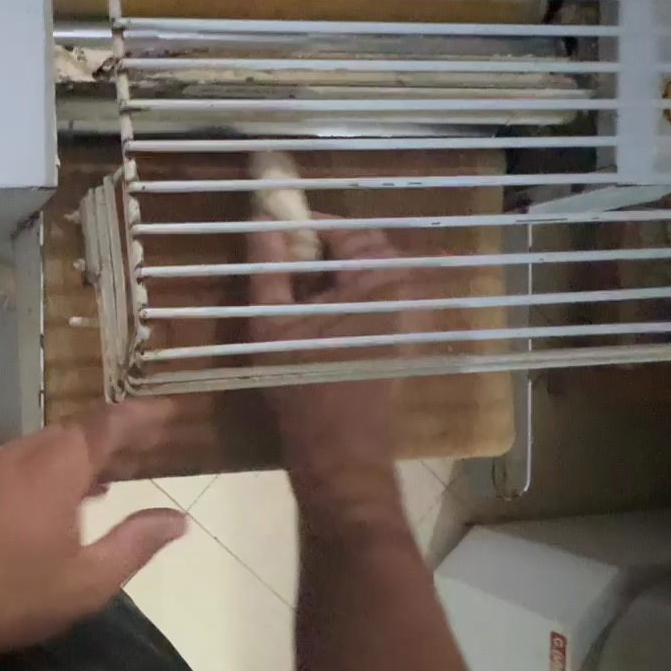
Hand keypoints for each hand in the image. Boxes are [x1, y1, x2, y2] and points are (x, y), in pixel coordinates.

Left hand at [0, 400, 186, 660]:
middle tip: (158, 442)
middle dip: (122, 432)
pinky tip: (82, 492)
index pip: (109, 424)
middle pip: (81, 428)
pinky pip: (35, 458)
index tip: (175, 412)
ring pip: (55, 443)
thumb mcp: (87, 581)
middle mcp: (27, 454)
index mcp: (57, 468)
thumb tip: (178, 519)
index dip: (145, 414)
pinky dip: (66, 465)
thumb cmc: (13, 596)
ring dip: (92, 450)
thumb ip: (136, 543)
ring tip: (127, 466)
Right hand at [244, 219, 408, 506]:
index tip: (272, 229)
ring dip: (326, 277)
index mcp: (379, 277)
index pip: (346, 228)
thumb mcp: (272, 321)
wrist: (339, 449)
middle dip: (316, 251)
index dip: (306, 225)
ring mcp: (409, 316)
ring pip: (363, 278)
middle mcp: (404, 289)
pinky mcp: (403, 338)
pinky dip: (341, 300)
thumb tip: (262, 220)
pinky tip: (309, 320)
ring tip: (287, 292)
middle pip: (358, 250)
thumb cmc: (301, 384)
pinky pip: (371, 302)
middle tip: (276, 262)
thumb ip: (268, 267)